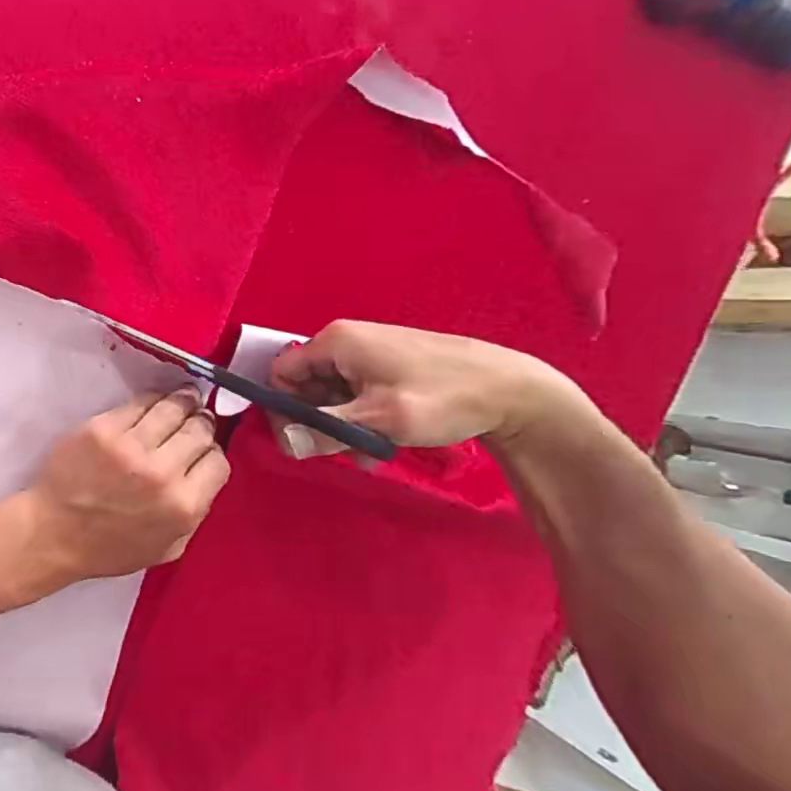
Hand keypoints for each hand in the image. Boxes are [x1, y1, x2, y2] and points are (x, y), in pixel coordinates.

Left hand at [20, 388, 231, 582]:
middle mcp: (162, 473)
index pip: (218, 462)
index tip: (203, 450)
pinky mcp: (103, 429)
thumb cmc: (110, 547)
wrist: (54, 533)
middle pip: (199, 430)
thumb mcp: (168, 548)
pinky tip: (152, 403)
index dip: (212, 453)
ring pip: (172, 408)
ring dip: (183, 401)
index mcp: (183, 506)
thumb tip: (206, 475)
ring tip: (184, 398)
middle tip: (198, 417)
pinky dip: (151, 401)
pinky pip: (139, 403)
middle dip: (202, 423)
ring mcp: (130, 447)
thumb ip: (195, 513)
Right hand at [268, 321, 583, 449]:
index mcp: (336, 342)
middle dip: (319, 421)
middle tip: (344, 449)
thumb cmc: (441, 398)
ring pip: (332, 393)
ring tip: (371, 450)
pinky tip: (385, 440)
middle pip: (306, 385)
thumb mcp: (379, 420)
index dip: (285, 409)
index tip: (305, 439)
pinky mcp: (387, 364)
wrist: (510, 389)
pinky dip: (362, 418)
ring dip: (343, 425)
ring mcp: (368, 351)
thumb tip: (284, 442)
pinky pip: (356, 392)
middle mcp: (346, 340)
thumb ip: (326, 430)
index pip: (281, 374)